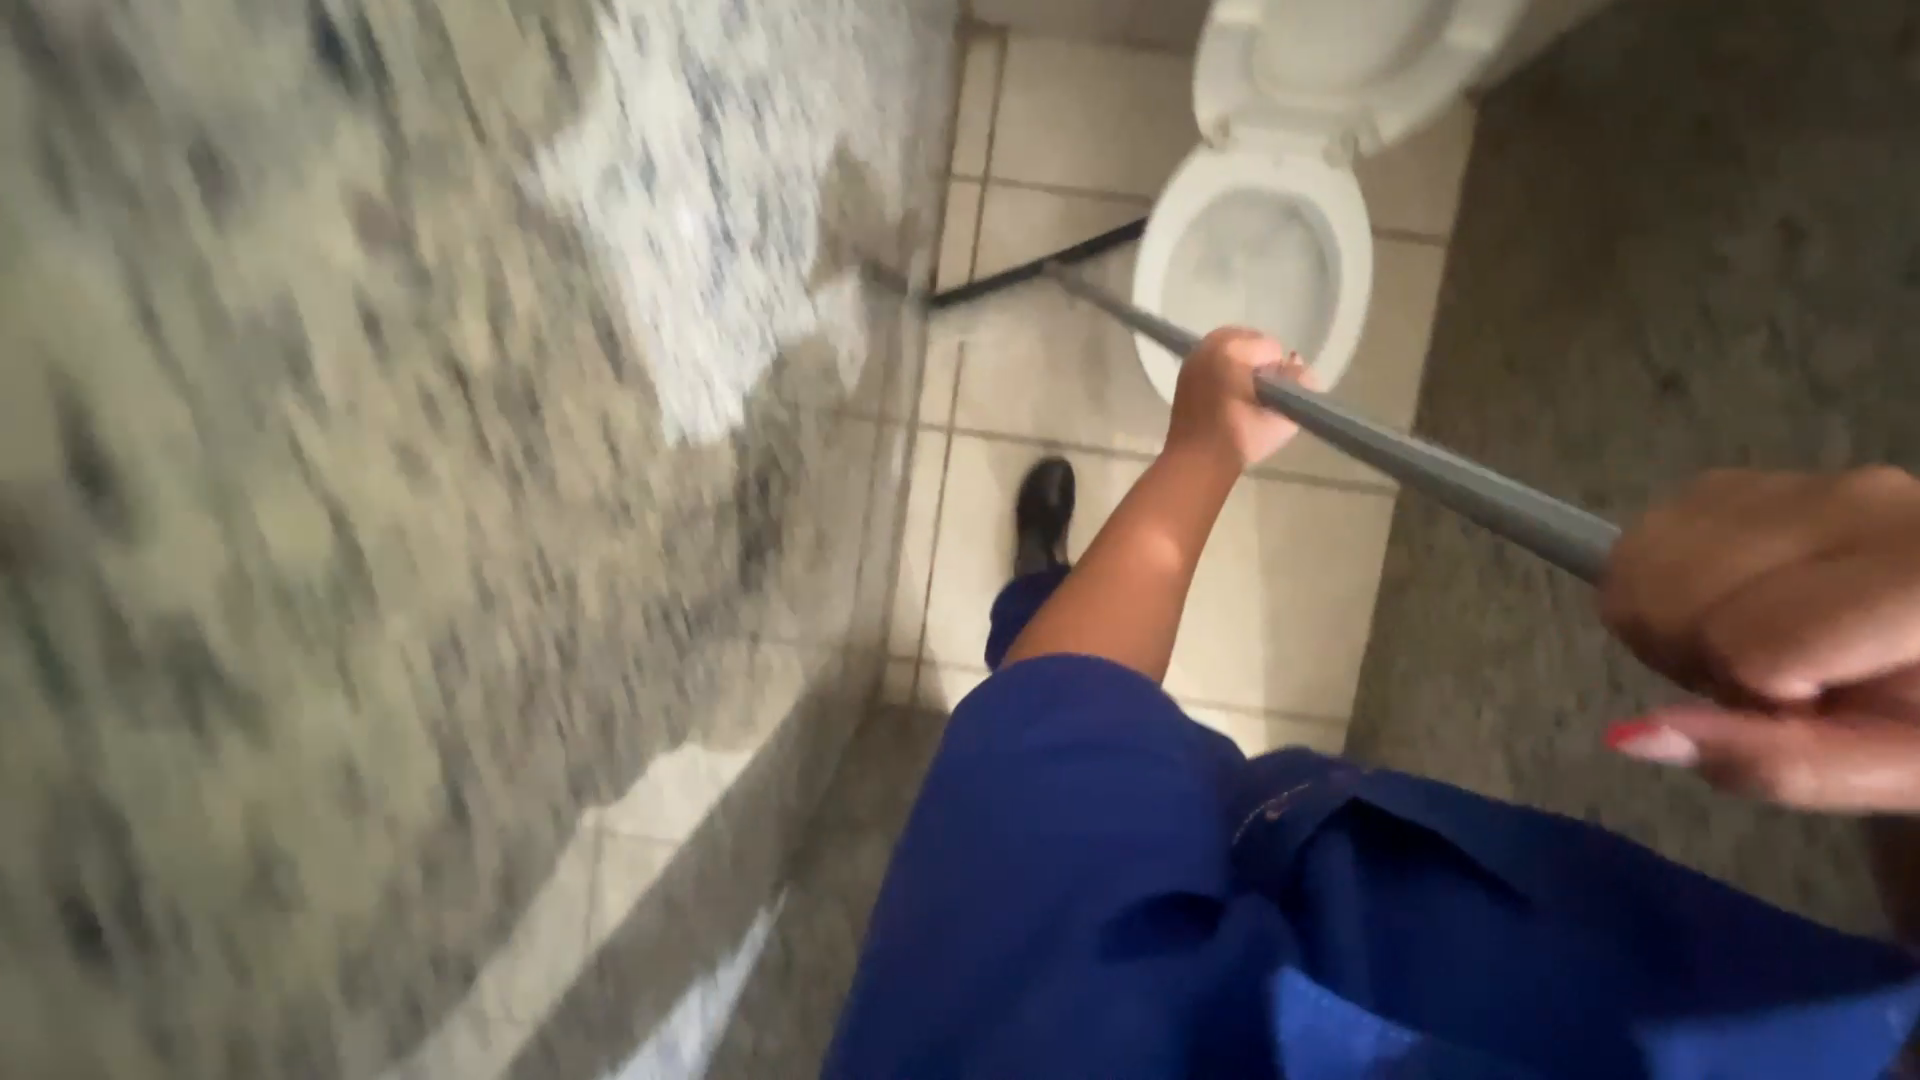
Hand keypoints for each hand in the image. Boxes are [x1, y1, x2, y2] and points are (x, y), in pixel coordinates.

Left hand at [1165, 328, 1310, 469]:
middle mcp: (1208, 348)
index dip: (1278, 369)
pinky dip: (1223, 367)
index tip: (1272, 393)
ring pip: (1228, 344)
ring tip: (1245, 391)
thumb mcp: (1282, 416)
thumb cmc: (1239, 439)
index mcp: (1231, 352)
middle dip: (1259, 359)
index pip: (1271, 347)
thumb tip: (1298, 363)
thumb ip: (1299, 384)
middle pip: (1248, 339)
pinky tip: (1227, 391)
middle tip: (1261, 389)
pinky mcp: (1184, 373)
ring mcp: (1192, 359)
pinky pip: (1212, 357)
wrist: (1196, 461)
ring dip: (1241, 361)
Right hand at [1599, 466, 1919, 811]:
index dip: (1755, 693)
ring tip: (1740, 643)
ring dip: (1662, 620)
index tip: (1813, 706)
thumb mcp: (1903, 766)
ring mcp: (1788, 484)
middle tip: (1767, 683)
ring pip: (1638, 561)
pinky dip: (1653, 587)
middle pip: (1676, 595)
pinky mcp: (1734, 483)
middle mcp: (1858, 506)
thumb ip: (1783, 764)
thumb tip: (1633, 734)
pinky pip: (1640, 539)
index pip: (1751, 644)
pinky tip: (1721, 607)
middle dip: (1693, 655)